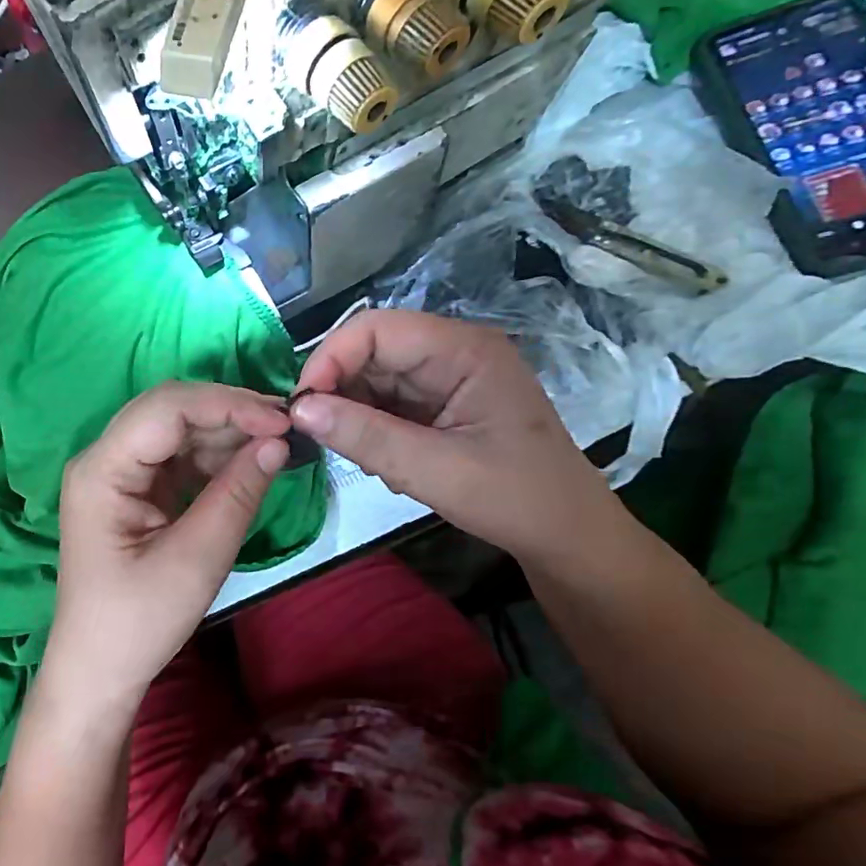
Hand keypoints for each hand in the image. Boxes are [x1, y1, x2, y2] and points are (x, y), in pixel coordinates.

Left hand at [47, 382, 291, 708]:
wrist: (99, 671)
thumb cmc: (139, 622)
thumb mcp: (196, 560)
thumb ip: (236, 494)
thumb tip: (278, 442)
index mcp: (101, 470)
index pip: (166, 409)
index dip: (227, 404)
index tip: (281, 420)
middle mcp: (103, 458)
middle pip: (169, 411)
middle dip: (229, 412)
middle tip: (285, 426)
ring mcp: (117, 473)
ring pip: (176, 430)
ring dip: (226, 432)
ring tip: (277, 442)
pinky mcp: (134, 491)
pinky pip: (178, 456)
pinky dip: (215, 456)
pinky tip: (250, 461)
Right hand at [290, 309, 621, 561]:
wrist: (566, 536)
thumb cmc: (516, 499)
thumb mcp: (437, 471)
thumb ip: (366, 438)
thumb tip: (298, 410)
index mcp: (463, 350)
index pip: (375, 329)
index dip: (330, 359)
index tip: (302, 407)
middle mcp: (451, 352)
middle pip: (370, 350)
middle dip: (338, 390)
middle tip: (316, 436)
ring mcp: (445, 378)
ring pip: (373, 377)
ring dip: (352, 412)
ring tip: (357, 455)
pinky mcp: (439, 403)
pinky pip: (385, 401)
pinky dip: (369, 427)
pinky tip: (379, 459)